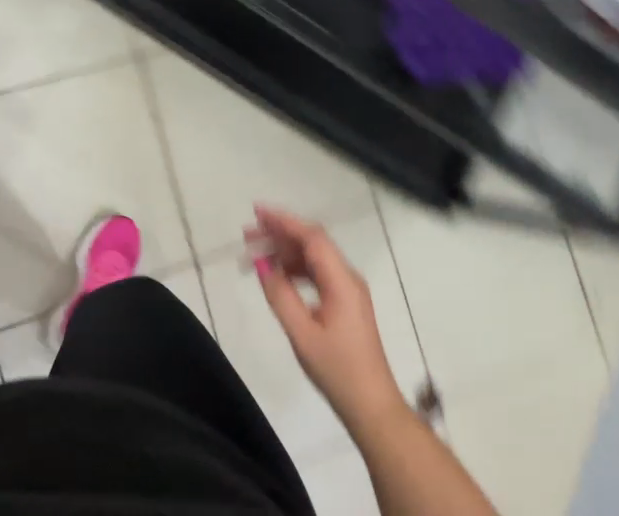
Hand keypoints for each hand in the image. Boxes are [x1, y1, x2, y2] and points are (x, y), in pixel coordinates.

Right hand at [249, 205, 407, 427]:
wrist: (372, 406)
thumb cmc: (337, 370)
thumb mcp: (301, 333)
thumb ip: (280, 295)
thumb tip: (262, 265)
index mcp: (341, 282)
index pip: (311, 238)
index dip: (284, 221)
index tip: (256, 212)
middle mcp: (347, 279)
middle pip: (312, 243)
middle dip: (279, 234)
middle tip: (247, 235)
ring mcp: (348, 291)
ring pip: (313, 258)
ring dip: (284, 251)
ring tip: (254, 254)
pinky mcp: (344, 303)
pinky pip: (317, 274)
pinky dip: (294, 268)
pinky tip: (275, 275)